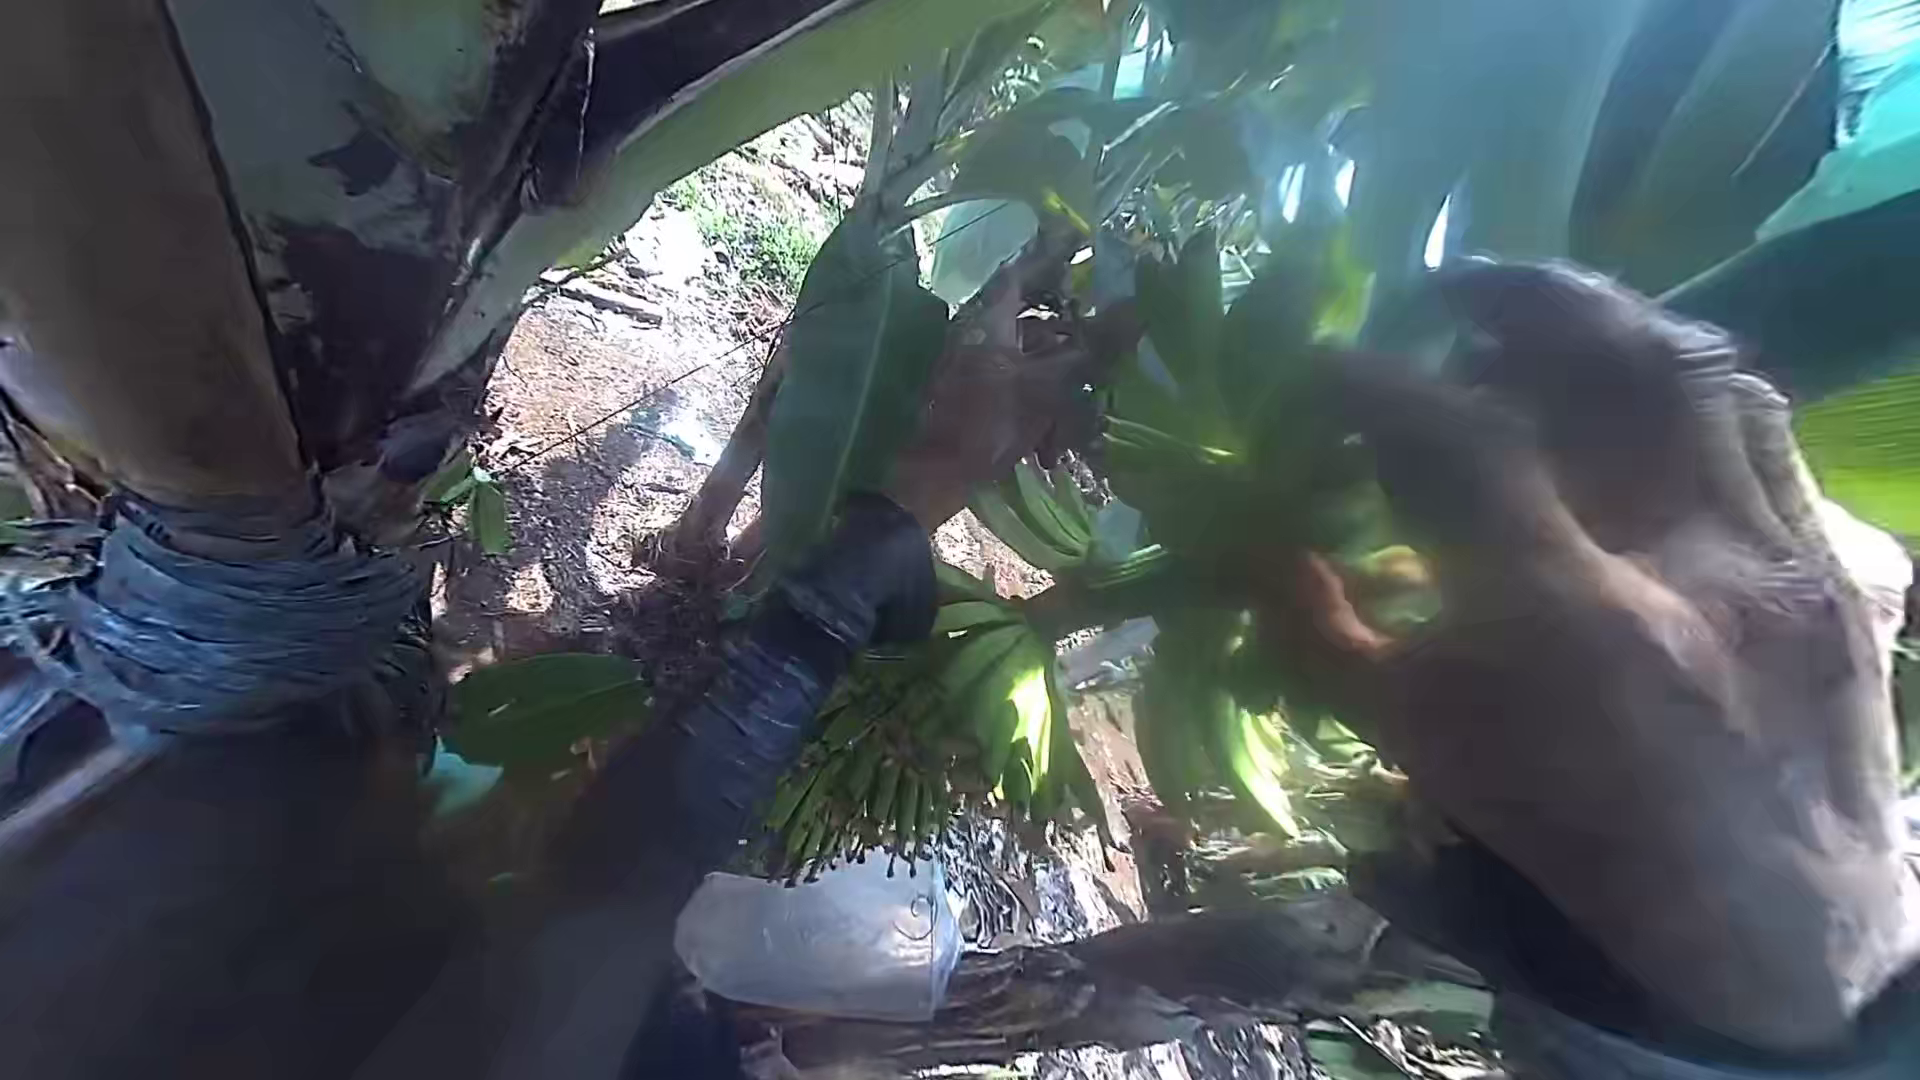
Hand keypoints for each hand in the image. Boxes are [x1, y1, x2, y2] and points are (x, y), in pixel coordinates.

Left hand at [885, 240, 1137, 530]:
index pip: (1021, 272)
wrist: (936, 478)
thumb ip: (1089, 349)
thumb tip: (1135, 310)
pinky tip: (1050, 447)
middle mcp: (978, 338)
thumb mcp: (1044, 387)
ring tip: (1076, 422)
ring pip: (1029, 366)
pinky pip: (1017, 394)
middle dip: (1069, 341)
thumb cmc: (987, 424)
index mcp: (988, 322)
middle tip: (1101, 346)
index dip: (1052, 255)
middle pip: (1032, 324)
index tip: (1082, 243)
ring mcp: (976, 371)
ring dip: (1058, 391)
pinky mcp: (978, 402)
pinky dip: (1038, 413)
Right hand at [1326, 264, 1918, 1050]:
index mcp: (1559, 620)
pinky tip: (1603, 390)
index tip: (1327, 361)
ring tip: (1526, 314)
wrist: (1755, 917)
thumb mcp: (1394, 724)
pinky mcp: (1845, 564)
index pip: (1465, 449)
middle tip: (1450, 280)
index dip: (1382, 387)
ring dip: (1604, 322)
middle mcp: (1694, 567)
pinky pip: (1754, 428)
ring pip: (1715, 378)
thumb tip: (1257, 543)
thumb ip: (1313, 625)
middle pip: (1631, 371)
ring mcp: (1793, 557)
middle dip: (1527, 300)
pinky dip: (1664, 382)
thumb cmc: (1539, 812)